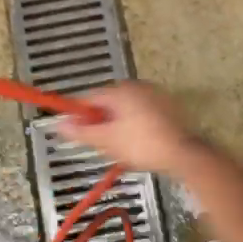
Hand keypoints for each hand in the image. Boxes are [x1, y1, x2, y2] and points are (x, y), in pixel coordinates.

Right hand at [59, 81, 206, 174]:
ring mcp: (154, 95)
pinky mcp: (167, 107)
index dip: (78, 114)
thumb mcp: (106, 141)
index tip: (74, 131)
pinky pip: (142, 114)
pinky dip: (135, 126)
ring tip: (120, 148)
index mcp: (120, 90)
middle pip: (108, 103)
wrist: (184, 155)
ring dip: (118, 126)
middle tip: (100, 144)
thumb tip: (58, 123)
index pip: (89, 98)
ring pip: (125, 110)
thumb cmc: (142, 145)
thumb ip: (81, 131)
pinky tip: (138, 144)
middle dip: (100, 123)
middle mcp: (137, 87)